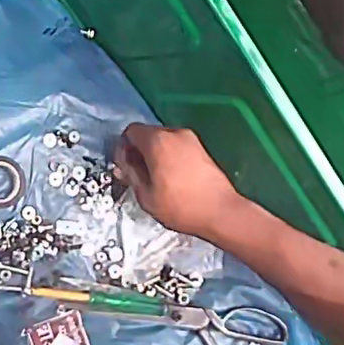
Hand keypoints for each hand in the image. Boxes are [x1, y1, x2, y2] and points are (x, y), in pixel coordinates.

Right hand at [114, 124, 252, 242]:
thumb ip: (130, 174)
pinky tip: (171, 178)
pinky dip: (169, 157)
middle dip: (138, 151)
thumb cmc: (180, 206)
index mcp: (157, 141)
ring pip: (163, 141)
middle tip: (137, 174)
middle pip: (147, 134)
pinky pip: (177, 147)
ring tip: (154, 178)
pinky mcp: (201, 149)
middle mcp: (175, 133)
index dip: (123, 148)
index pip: (130, 131)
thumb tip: (124, 163)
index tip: (123, 166)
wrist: (220, 212)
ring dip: (154, 155)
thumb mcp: (145, 195)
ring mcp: (191, 140)